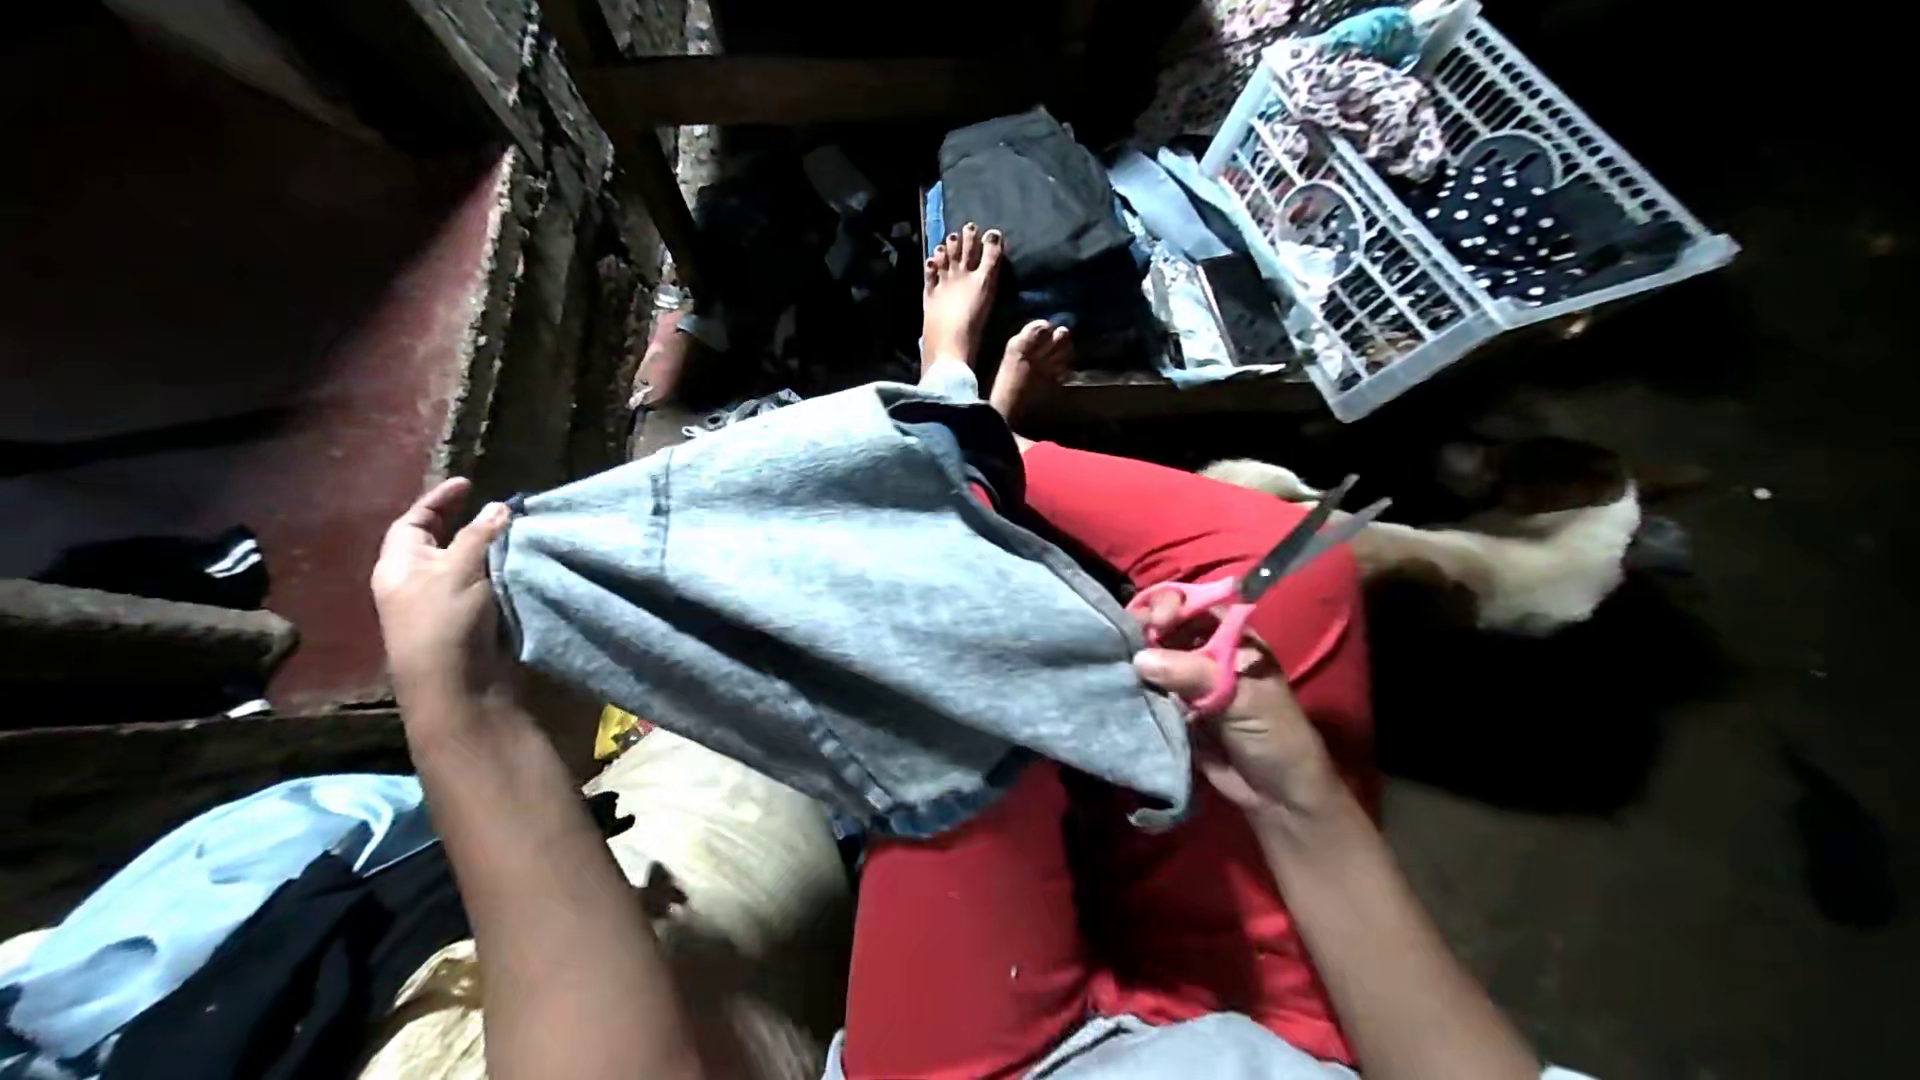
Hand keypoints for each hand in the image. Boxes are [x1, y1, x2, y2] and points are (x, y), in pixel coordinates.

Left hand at [371, 477, 513, 712]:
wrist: (458, 684)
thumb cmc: (444, 622)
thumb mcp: (458, 570)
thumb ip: (480, 535)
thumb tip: (500, 507)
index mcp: (401, 566)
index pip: (415, 522)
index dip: (439, 500)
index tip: (469, 482)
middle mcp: (422, 581)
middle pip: (447, 541)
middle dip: (475, 524)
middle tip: (506, 509)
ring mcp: (450, 602)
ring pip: (475, 564)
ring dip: (499, 549)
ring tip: (525, 533)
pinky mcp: (478, 619)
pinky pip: (494, 585)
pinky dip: (510, 571)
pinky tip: (530, 564)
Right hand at [1131, 593, 1337, 818]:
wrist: (1277, 796)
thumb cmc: (1274, 736)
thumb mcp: (1243, 700)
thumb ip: (1194, 675)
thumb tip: (1140, 659)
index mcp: (1231, 639)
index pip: (1193, 605)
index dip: (1170, 606)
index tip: (1154, 624)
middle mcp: (1205, 651)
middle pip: (1165, 626)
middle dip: (1143, 627)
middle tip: (1123, 640)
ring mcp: (1185, 679)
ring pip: (1151, 655)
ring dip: (1132, 655)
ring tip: (1112, 659)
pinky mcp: (1170, 706)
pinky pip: (1145, 687)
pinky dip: (1130, 683)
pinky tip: (1113, 680)